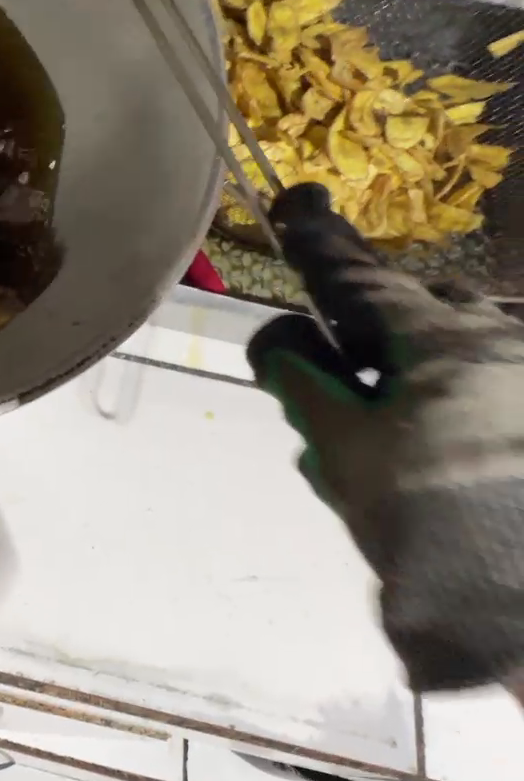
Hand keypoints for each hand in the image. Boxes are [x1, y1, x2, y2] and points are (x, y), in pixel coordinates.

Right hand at [247, 184, 523, 695]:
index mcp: (438, 342)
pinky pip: (494, 373)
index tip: (295, 200)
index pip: (358, 282)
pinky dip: (456, 392)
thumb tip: (281, 332)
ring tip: (398, 421)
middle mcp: (502, 338)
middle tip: (347, 368)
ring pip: (461, 341)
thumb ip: (303, 380)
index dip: (319, 243)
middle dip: (377, 324)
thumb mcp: (339, 445)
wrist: (522, 580)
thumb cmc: (424, 506)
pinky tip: (443, 437)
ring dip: (418, 364)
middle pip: (417, 307)